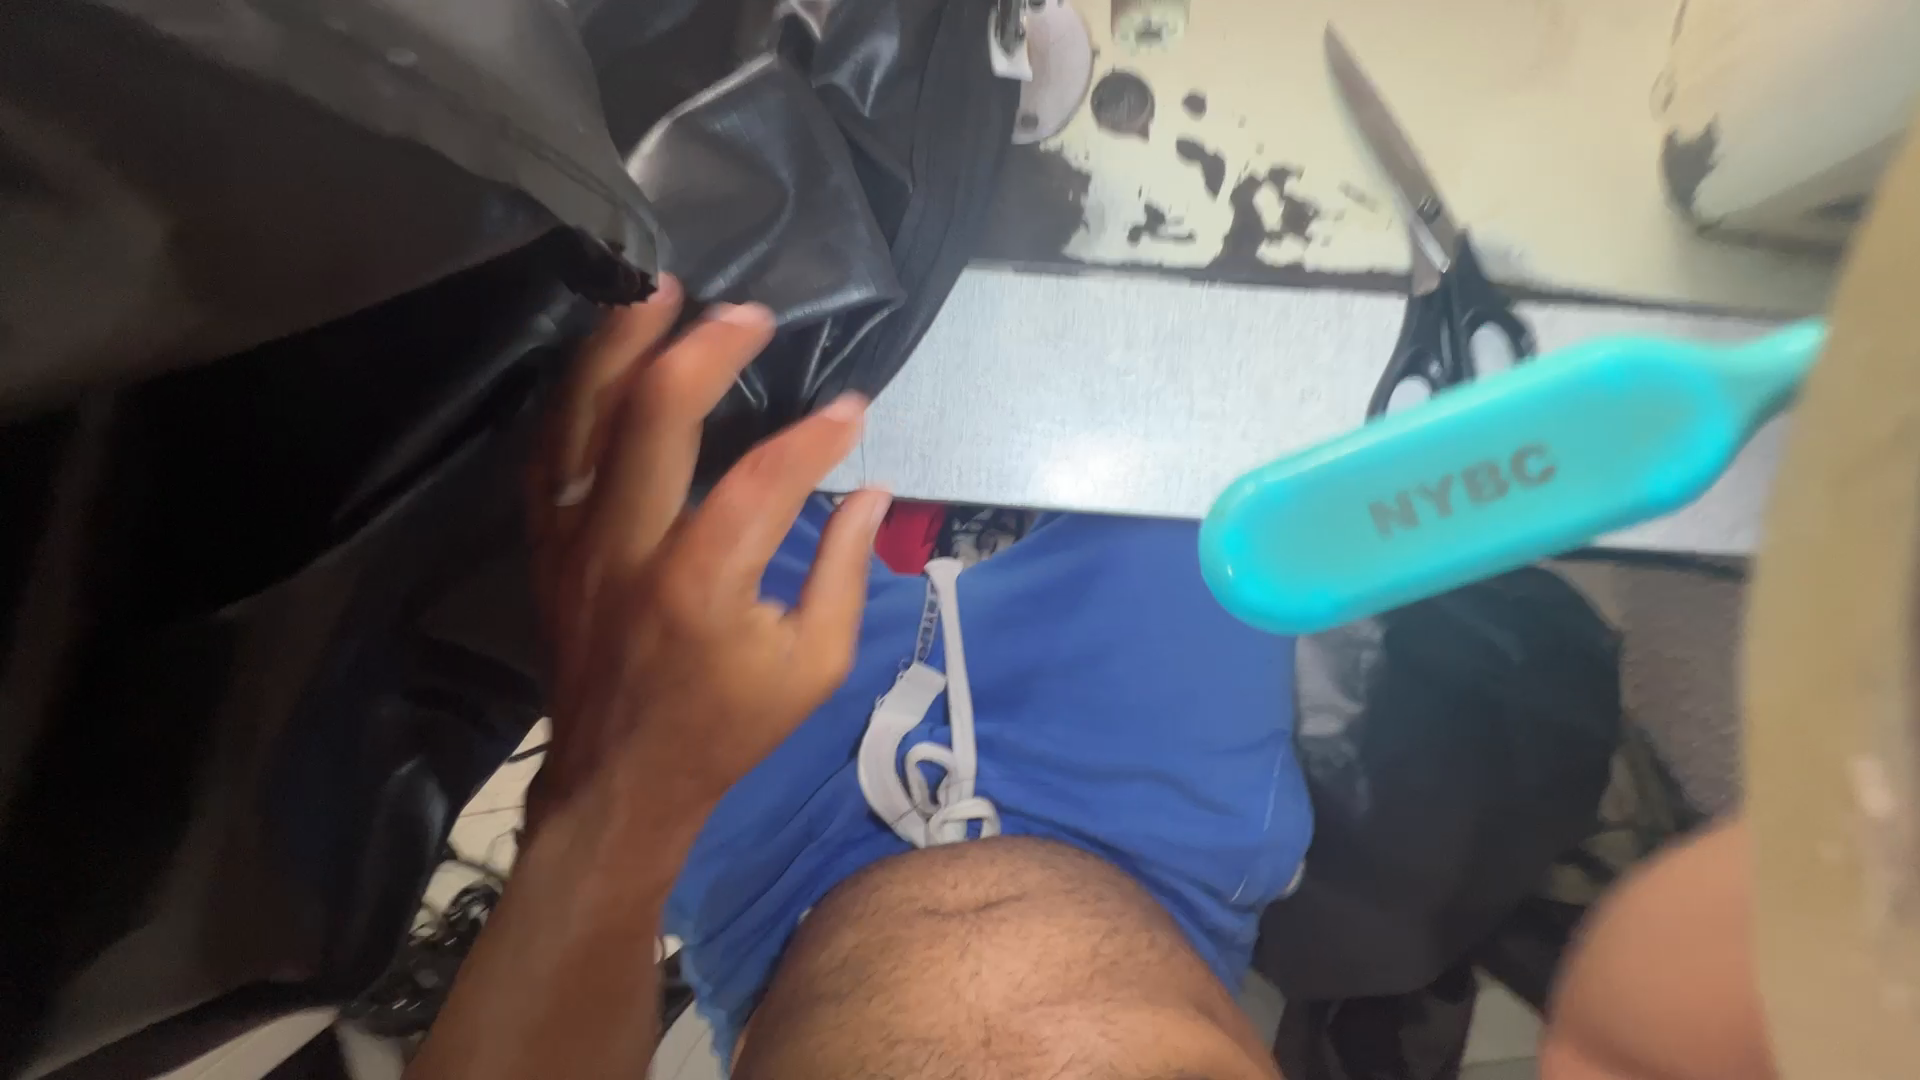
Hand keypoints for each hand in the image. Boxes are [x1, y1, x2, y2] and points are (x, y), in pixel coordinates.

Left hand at [523, 277, 891, 832]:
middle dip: (705, 351)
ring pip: (583, 416)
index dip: (817, 436)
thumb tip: (872, 494)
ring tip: (655, 288)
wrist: (621, 781)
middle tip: (749, 315)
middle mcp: (628, 548)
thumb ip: (845, 571)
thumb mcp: (815, 665)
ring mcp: (573, 542)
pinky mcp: (546, 547)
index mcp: (704, 585)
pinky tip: (603, 357)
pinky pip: (550, 451)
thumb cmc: (728, 729)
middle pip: (655, 417)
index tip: (854, 409)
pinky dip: (576, 394)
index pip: (766, 479)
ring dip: (620, 343)